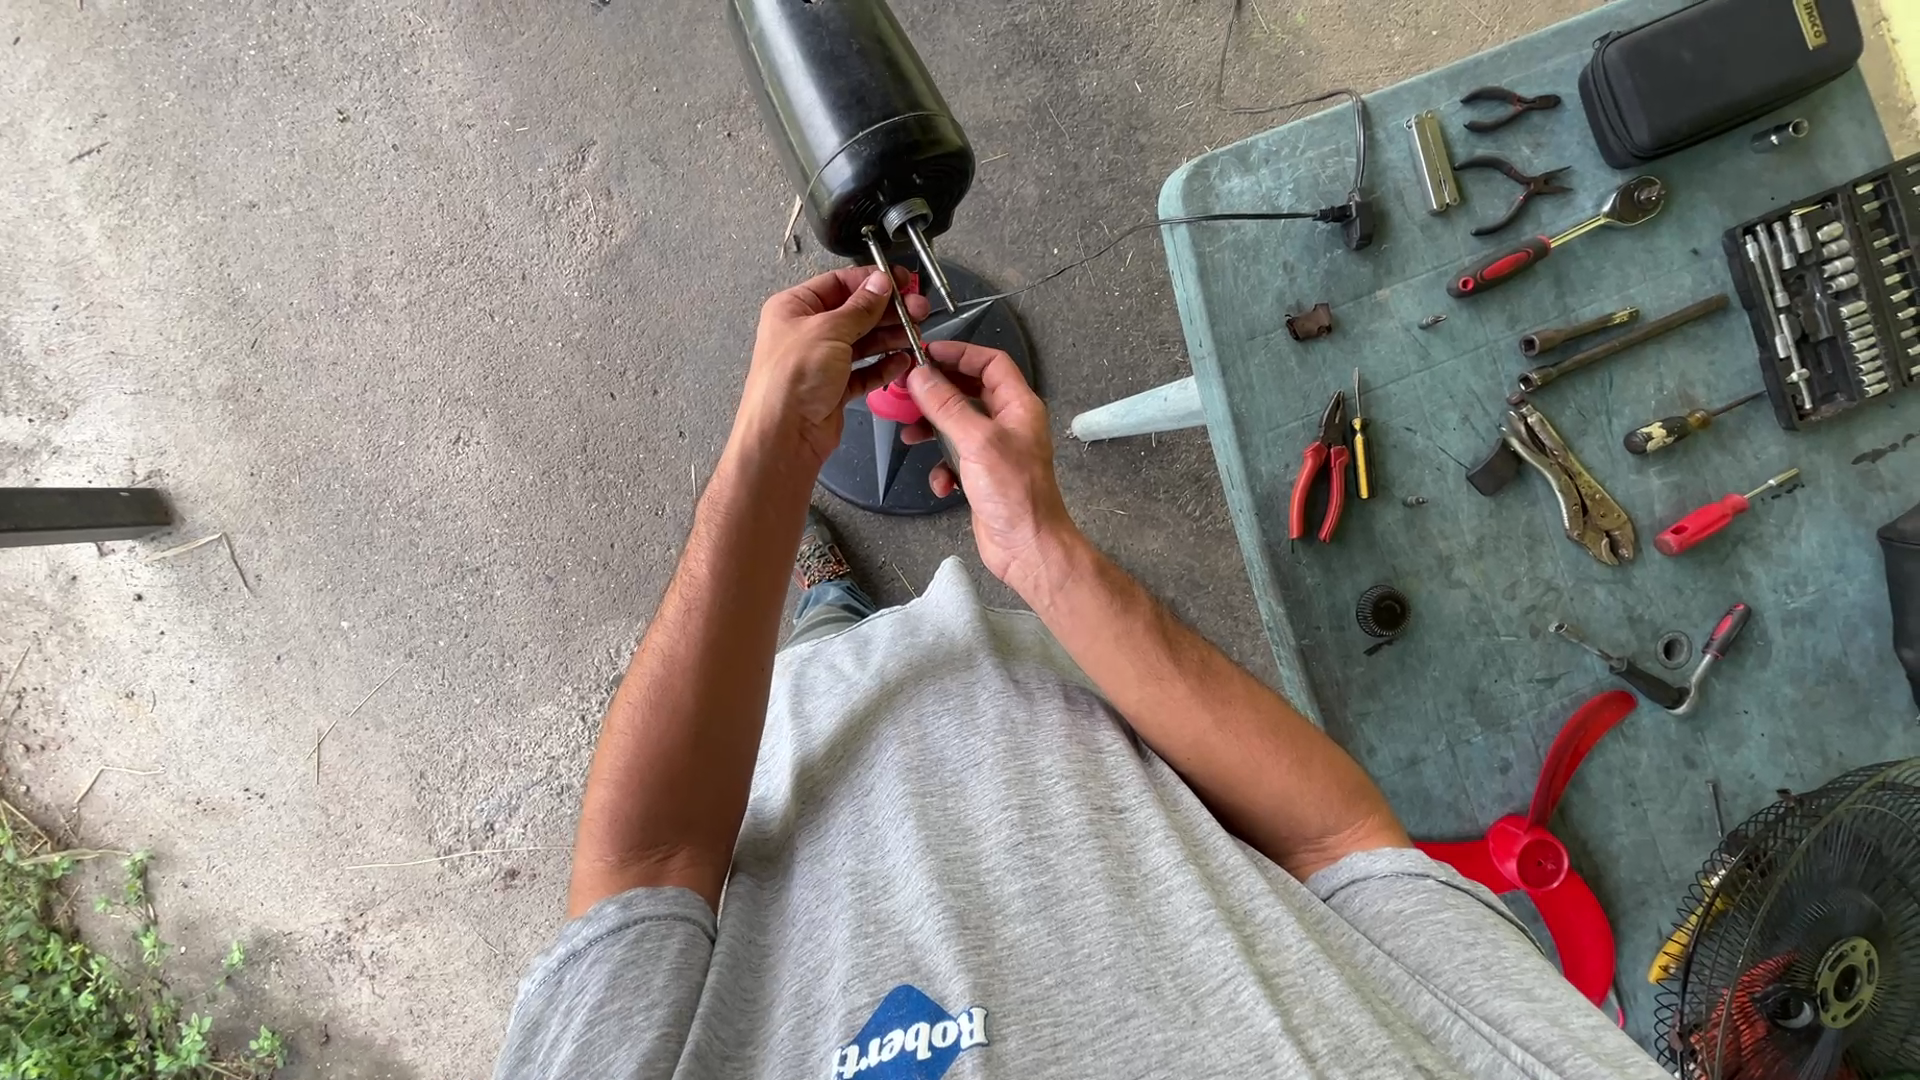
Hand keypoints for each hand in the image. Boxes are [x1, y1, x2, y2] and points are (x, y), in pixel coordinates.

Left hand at [736, 266, 929, 468]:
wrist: (784, 436)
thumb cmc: (794, 377)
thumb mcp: (828, 330)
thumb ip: (860, 307)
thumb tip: (881, 283)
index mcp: (795, 308)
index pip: (839, 284)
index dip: (872, 281)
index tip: (903, 281)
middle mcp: (808, 332)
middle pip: (855, 313)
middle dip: (888, 312)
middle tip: (919, 311)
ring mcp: (822, 362)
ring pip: (863, 343)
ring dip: (890, 338)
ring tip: (916, 335)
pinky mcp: (835, 389)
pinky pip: (864, 372)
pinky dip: (884, 366)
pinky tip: (903, 361)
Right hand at [904, 341, 1082, 597]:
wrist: (1026, 547)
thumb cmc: (1013, 492)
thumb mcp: (977, 441)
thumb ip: (946, 406)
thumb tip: (919, 375)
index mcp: (1018, 406)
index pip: (990, 363)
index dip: (960, 354)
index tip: (925, 354)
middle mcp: (1008, 424)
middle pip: (968, 392)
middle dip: (937, 394)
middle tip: (905, 392)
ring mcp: (994, 451)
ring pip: (956, 427)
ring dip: (932, 431)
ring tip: (910, 436)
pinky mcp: (982, 476)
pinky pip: (954, 460)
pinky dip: (943, 469)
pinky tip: (941, 484)